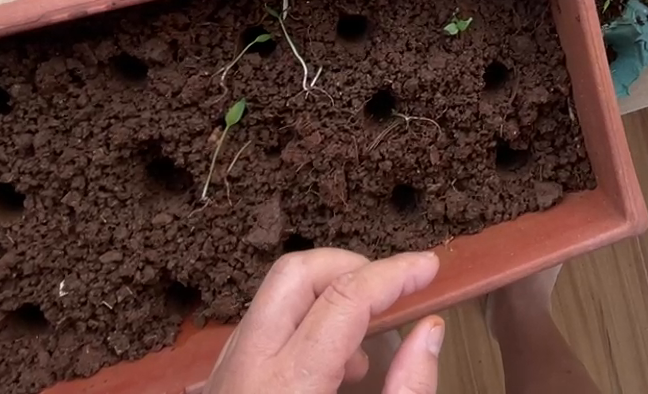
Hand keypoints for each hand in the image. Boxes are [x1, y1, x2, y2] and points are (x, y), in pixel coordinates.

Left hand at [202, 249, 442, 393]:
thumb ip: (406, 392)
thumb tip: (430, 329)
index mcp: (284, 388)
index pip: (343, 298)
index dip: (394, 273)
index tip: (430, 267)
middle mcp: (242, 372)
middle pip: (294, 272)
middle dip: (351, 266)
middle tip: (392, 290)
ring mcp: (222, 377)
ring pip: (275, 295)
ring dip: (329, 295)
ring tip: (367, 342)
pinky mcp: (218, 385)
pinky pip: (263, 328)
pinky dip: (305, 325)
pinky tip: (333, 367)